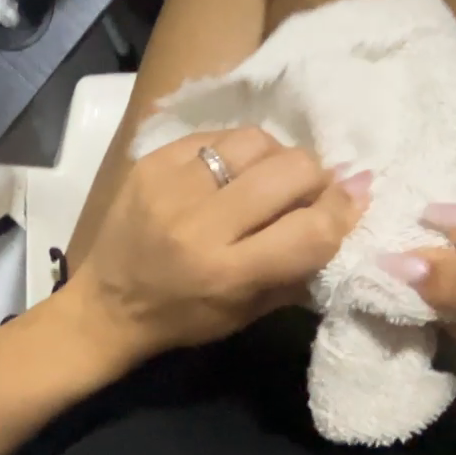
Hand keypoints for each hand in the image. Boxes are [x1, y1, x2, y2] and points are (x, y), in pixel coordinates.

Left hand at [67, 127, 368, 358]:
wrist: (105, 307)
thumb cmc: (181, 319)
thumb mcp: (246, 313)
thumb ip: (299, 269)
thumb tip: (351, 209)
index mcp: (226, 275)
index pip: (311, 229)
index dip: (342, 212)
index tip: (350, 203)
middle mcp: (199, 226)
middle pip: (292, 170)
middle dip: (315, 180)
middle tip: (307, 193)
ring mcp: (171, 187)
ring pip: (256, 141)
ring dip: (275, 159)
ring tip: (266, 181)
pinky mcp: (150, 163)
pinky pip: (216, 136)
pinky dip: (234, 153)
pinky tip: (228, 174)